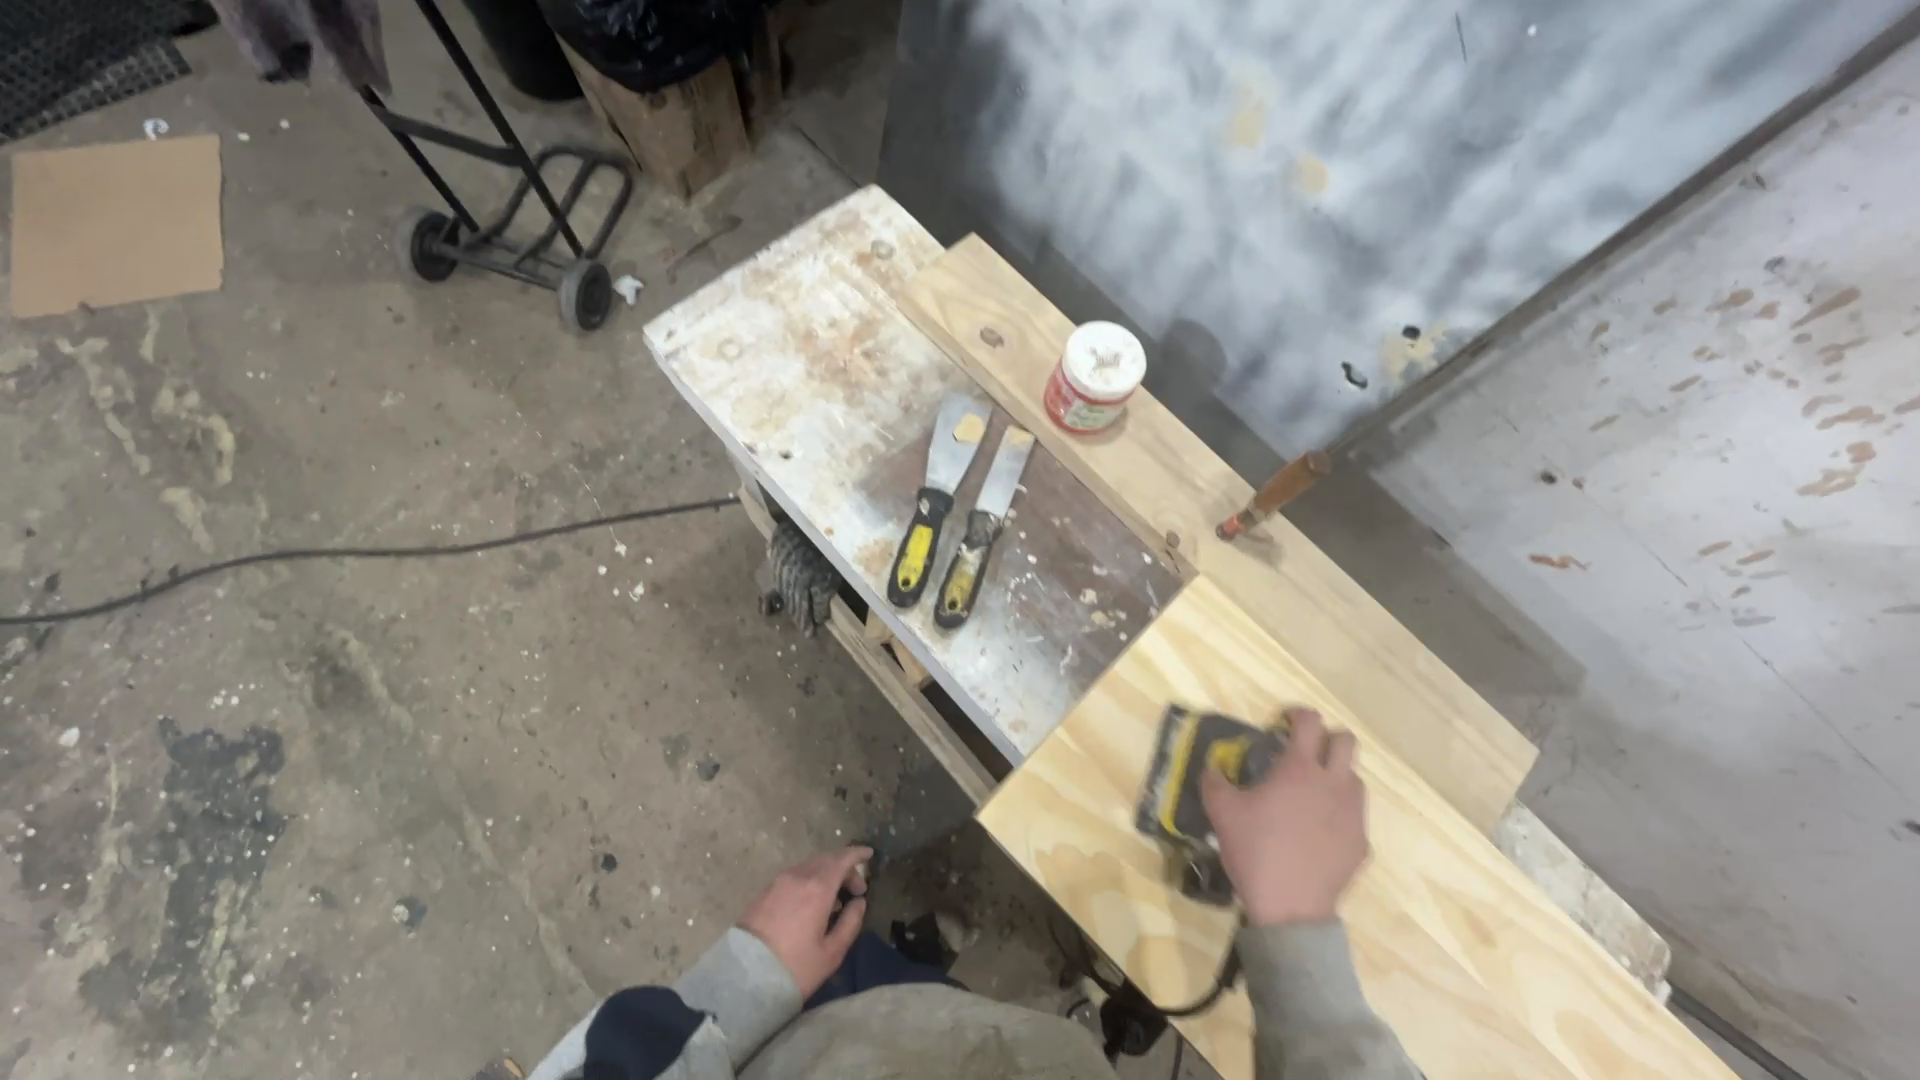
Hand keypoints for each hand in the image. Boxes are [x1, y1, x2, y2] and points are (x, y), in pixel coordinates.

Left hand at [737, 846, 871, 997]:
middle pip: (826, 860)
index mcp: (818, 887)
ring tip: (833, 900)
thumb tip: (859, 902)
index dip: (858, 854)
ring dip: (825, 874)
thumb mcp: (831, 952)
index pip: (842, 859)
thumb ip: (851, 923)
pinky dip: (809, 880)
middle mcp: (798, 876)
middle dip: (844, 868)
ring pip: (809, 867)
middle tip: (856, 889)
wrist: (744, 978)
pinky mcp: (764, 892)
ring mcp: (778, 882)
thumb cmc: (795, 967)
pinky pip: (794, 876)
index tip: (870, 855)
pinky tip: (811, 902)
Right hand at [1201, 709, 1368, 926]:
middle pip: (1346, 741)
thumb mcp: (1222, 812)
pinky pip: (1354, 816)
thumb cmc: (1255, 850)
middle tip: (1304, 750)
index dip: (1297, 713)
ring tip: (1312, 792)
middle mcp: (1333, 783)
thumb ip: (1214, 782)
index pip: (1309, 722)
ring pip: (1355, 778)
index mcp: (1299, 769)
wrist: (1290, 907)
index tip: (1284, 720)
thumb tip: (1212, 768)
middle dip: (1327, 738)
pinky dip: (1339, 814)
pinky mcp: (1361, 843)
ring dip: (1336, 775)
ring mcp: (1353, 814)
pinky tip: (1318, 832)